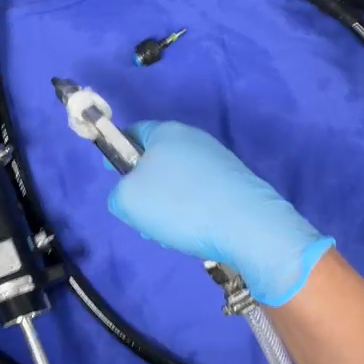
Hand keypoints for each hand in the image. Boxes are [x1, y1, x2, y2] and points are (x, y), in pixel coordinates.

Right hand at [107, 121, 332, 305]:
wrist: (248, 227)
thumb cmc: (179, 205)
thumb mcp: (127, 200)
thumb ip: (118, 192)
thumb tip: (131, 194)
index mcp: (166, 132)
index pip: (131, 134)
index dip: (117, 155)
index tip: (115, 180)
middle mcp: (194, 139)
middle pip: (155, 162)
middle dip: (144, 189)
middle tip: (142, 216)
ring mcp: (218, 160)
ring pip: (177, 182)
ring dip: (166, 205)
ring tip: (170, 231)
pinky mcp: (235, 182)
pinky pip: (200, 194)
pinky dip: (191, 212)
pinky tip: (194, 231)